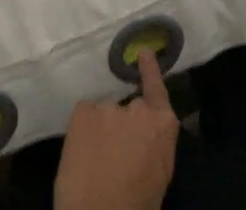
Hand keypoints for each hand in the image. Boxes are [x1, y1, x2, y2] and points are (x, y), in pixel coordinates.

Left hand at [53, 49, 178, 209]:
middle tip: (114, 152)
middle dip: (123, 124)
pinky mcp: (83, 113)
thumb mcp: (160, 171)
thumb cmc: (136, 202)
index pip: (158, 90)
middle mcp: (138, 109)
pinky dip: (82, 128)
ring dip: (101, 129)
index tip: (144, 51)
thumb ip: (156, 143)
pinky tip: (81, 149)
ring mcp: (109, 108)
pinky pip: (84, 114)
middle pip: (129, 107)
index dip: (150, 70)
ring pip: (104, 114)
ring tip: (95, 157)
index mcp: (163, 125)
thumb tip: (147, 136)